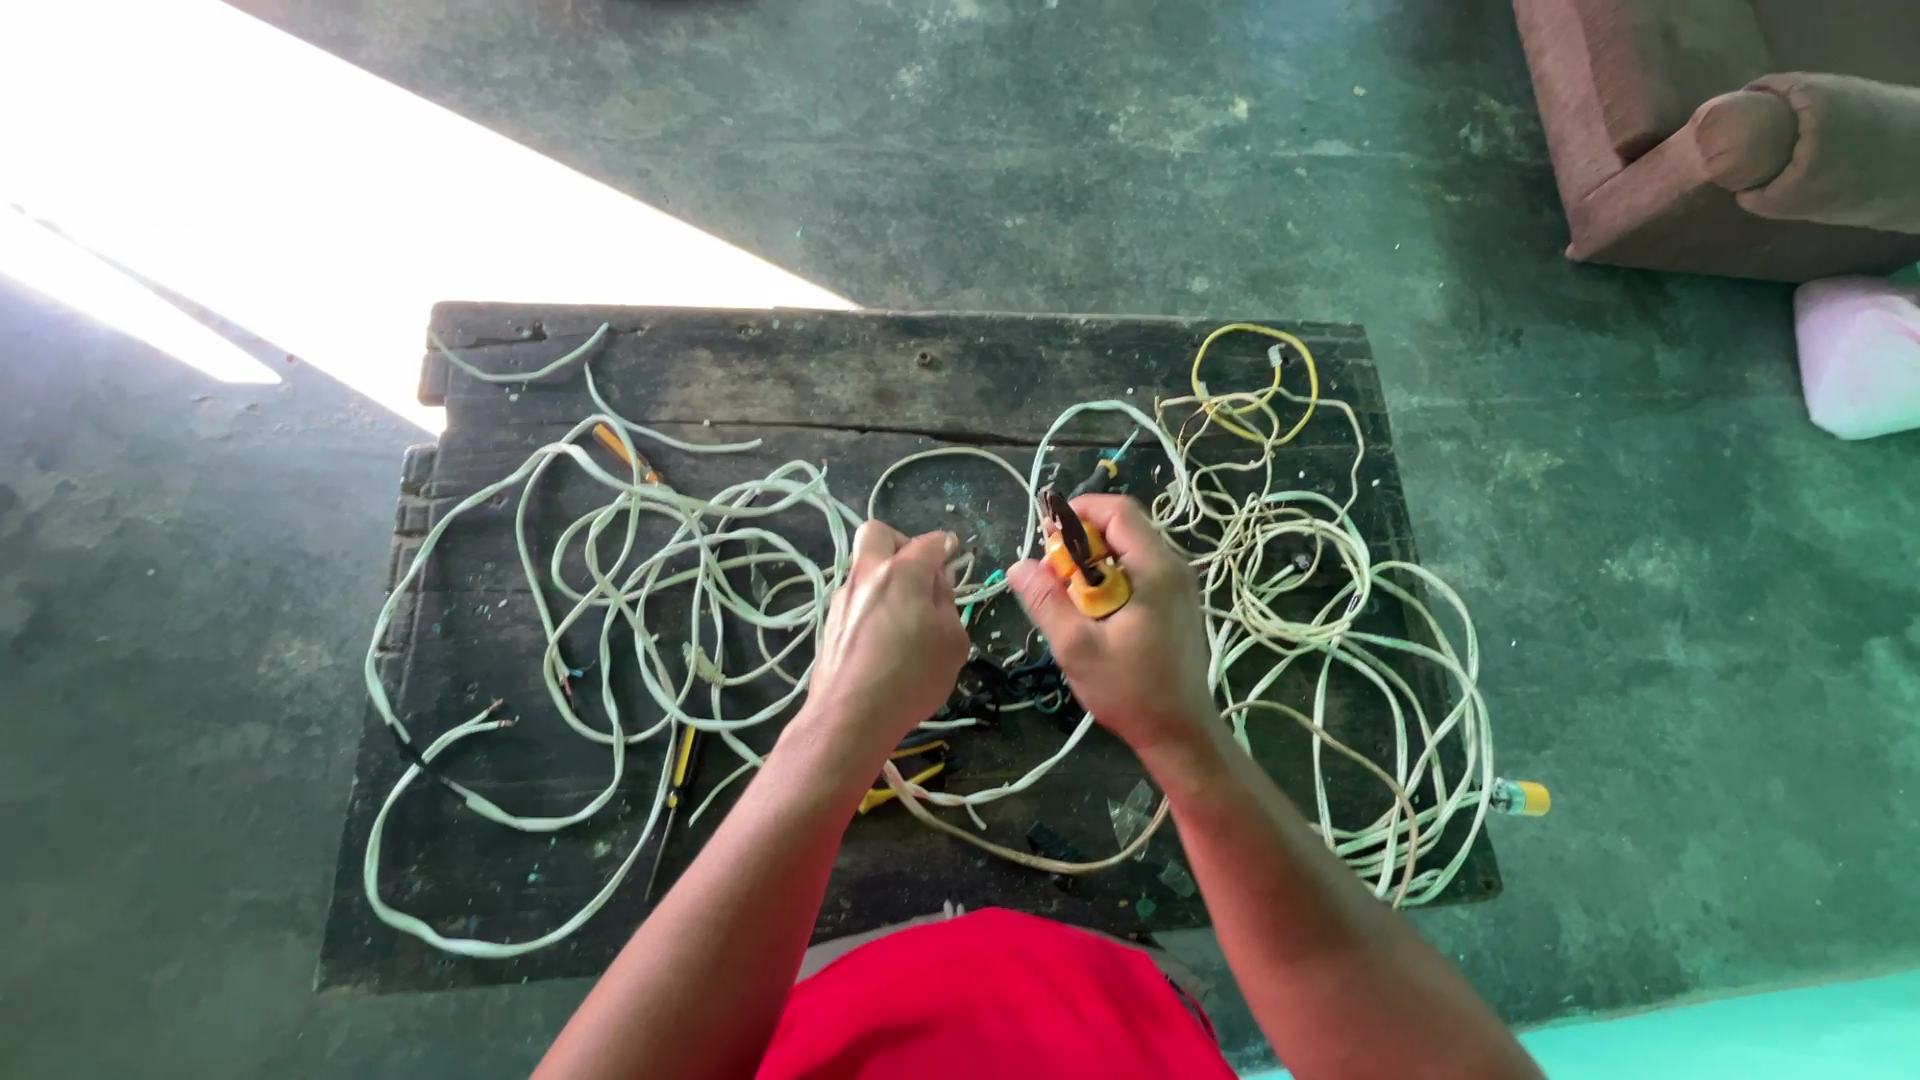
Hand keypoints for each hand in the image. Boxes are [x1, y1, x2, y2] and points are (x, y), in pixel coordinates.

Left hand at [793, 521, 969, 756]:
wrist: (851, 715)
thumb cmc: (912, 676)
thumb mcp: (952, 642)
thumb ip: (948, 604)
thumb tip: (937, 583)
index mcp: (903, 572)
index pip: (930, 542)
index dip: (945, 546)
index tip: (952, 555)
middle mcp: (868, 574)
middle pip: (877, 533)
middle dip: (900, 543)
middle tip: (918, 573)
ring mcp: (843, 598)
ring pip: (863, 568)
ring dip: (884, 578)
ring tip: (905, 615)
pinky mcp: (830, 622)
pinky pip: (855, 598)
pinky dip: (871, 605)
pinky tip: (884, 638)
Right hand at [1008, 494, 1217, 753]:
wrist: (1179, 731)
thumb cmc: (1131, 690)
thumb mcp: (1077, 648)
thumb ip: (1047, 602)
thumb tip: (1018, 565)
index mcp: (1155, 570)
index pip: (1118, 511)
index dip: (1079, 510)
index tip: (1046, 532)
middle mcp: (1172, 568)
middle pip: (1123, 527)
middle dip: (1080, 539)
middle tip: (1051, 572)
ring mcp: (1177, 585)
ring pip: (1127, 548)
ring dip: (1091, 560)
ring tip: (1066, 594)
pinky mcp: (1174, 602)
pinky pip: (1136, 569)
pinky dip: (1107, 576)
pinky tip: (1090, 610)